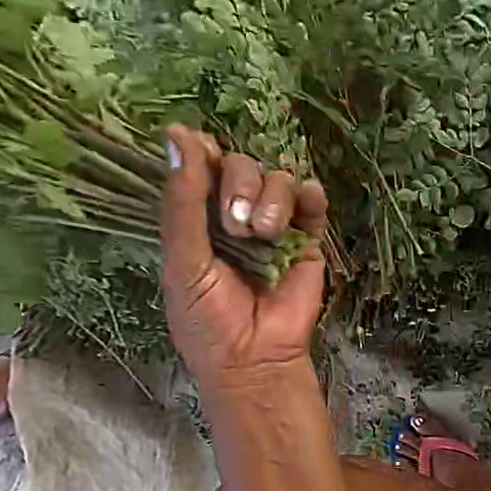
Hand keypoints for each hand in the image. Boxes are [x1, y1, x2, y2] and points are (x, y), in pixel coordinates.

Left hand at [160, 123, 328, 385]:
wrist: (254, 356)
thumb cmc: (207, 316)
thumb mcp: (183, 259)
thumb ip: (183, 201)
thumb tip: (178, 133)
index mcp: (197, 217)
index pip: (202, 166)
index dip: (204, 151)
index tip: (204, 146)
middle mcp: (236, 213)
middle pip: (242, 166)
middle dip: (239, 183)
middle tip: (236, 224)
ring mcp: (276, 225)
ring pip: (278, 179)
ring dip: (271, 198)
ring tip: (265, 234)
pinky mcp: (310, 239)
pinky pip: (313, 201)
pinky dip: (310, 195)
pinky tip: (305, 204)